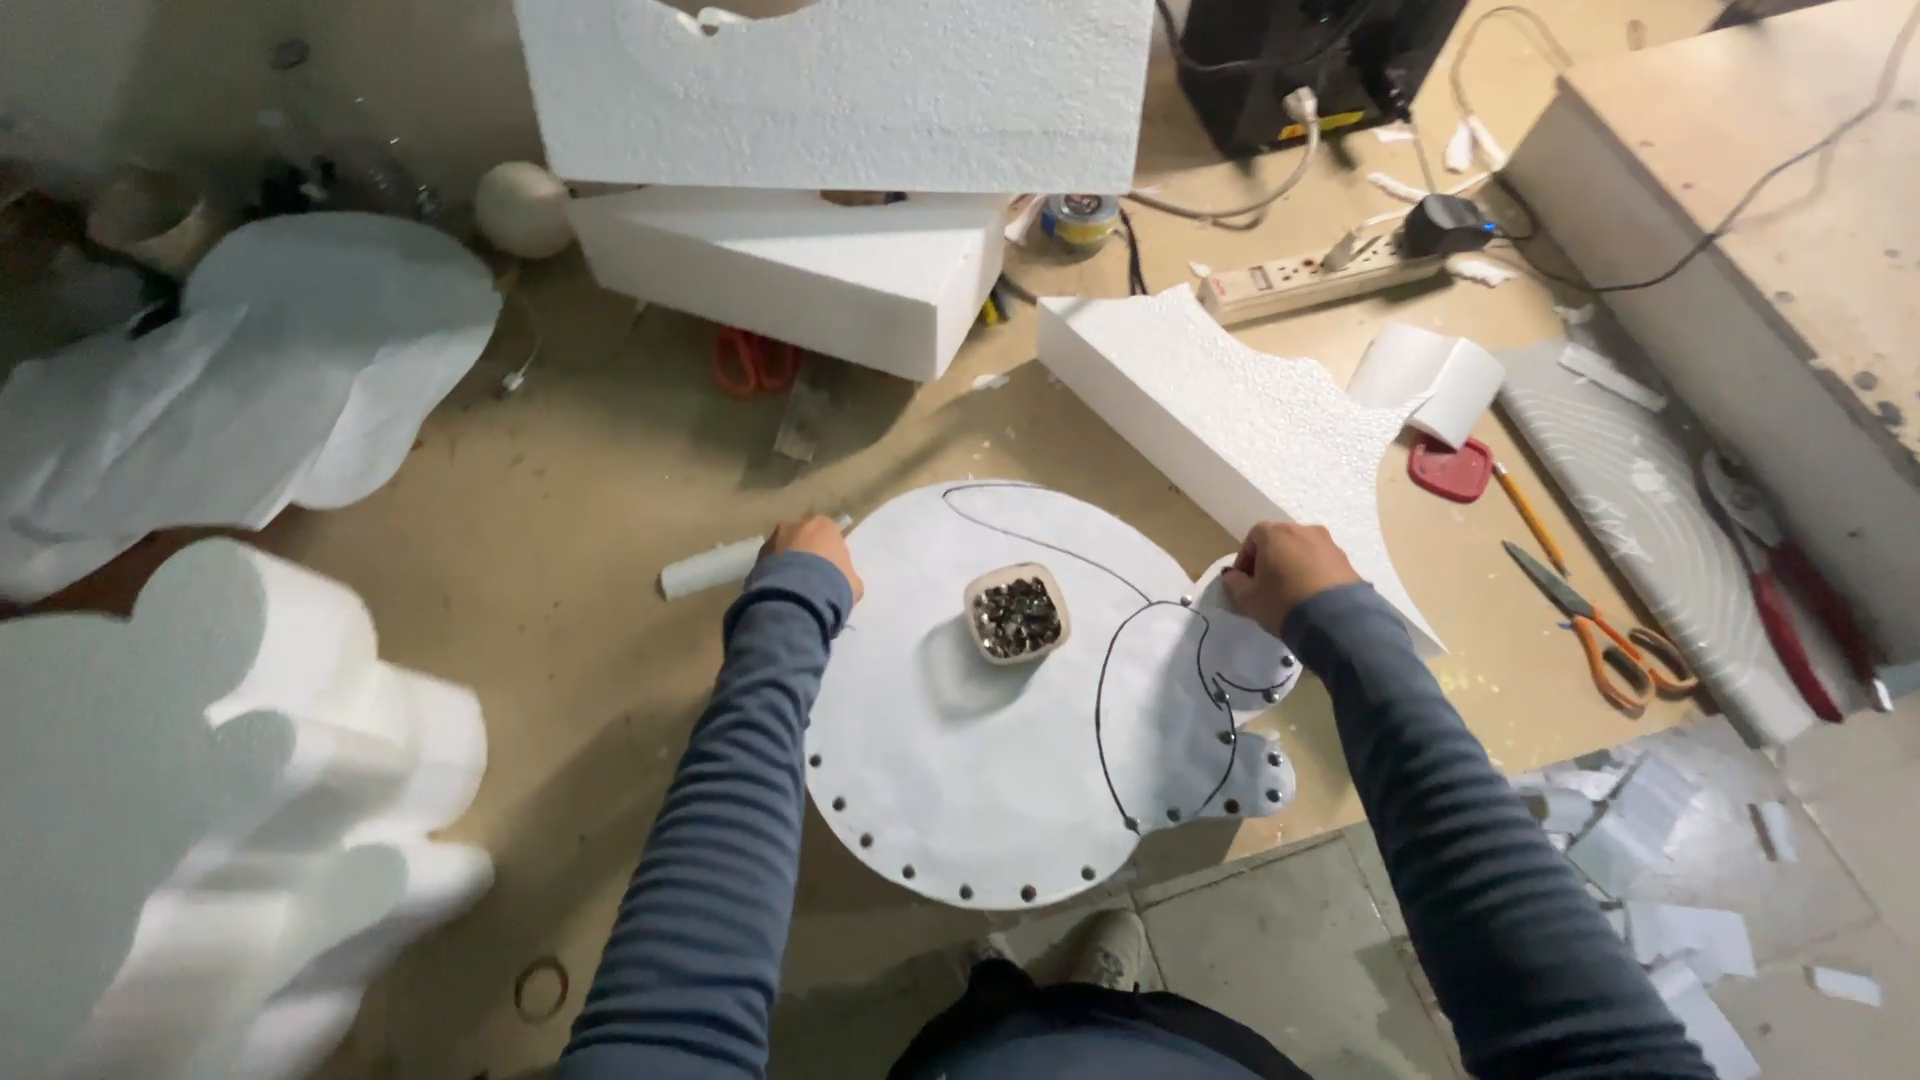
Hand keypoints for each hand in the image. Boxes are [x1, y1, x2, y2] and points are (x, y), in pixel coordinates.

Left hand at [761, 515, 863, 603]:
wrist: (796, 599)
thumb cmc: (833, 584)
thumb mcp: (853, 583)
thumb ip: (848, 575)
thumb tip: (845, 579)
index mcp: (824, 525)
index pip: (828, 532)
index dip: (829, 549)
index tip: (831, 567)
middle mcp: (795, 525)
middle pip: (802, 535)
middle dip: (805, 550)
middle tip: (810, 574)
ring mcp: (772, 540)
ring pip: (782, 548)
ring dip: (787, 561)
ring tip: (793, 586)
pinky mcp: (756, 559)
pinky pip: (769, 564)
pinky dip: (773, 574)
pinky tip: (781, 591)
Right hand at [1219, 522, 1360, 635]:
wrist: (1336, 620)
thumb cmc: (1282, 602)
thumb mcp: (1247, 598)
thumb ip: (1233, 583)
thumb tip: (1234, 576)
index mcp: (1276, 533)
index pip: (1253, 536)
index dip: (1245, 558)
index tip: (1244, 580)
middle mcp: (1304, 530)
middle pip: (1279, 541)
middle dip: (1269, 560)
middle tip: (1265, 585)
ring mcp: (1329, 544)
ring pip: (1302, 551)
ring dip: (1292, 566)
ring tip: (1290, 593)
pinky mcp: (1347, 561)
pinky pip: (1321, 563)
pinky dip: (1312, 574)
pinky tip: (1310, 596)